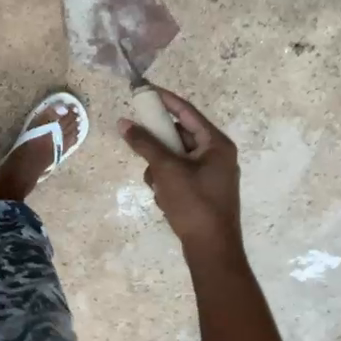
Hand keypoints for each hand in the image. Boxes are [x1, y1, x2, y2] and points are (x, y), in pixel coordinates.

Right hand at [119, 88, 243, 262]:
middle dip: (157, 142)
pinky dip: (166, 182)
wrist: (211, 250)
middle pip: (178, 135)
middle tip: (137, 139)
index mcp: (217, 144)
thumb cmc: (194, 204)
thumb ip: (145, 143)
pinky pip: (177, 174)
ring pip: (174, 156)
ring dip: (159, 167)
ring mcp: (210, 174)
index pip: (186, 111)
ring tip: (158, 185)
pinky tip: (164, 199)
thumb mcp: (166, 169)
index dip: (164, 99)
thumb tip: (123, 122)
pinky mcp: (202, 191)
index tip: (142, 90)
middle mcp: (216, 155)